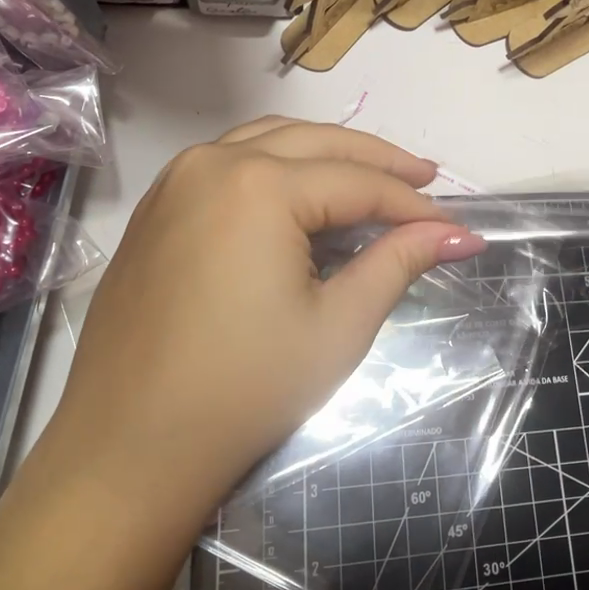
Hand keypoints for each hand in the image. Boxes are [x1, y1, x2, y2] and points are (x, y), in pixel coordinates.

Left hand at [50, 117, 485, 496]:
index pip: (358, 183)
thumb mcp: (338, 325)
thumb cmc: (244, 390)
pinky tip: (301, 193)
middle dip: (376, 161)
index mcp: (259, 186)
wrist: (129, 448)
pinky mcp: (156, 209)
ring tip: (372, 176)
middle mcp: (213, 163)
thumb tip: (459, 235)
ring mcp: (176, 182)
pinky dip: (277, 165)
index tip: (456, 226)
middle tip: (425, 179)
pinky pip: (229, 163)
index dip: (413, 206)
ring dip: (326, 152)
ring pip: (269, 141)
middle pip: (316, 143)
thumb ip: (398, 263)